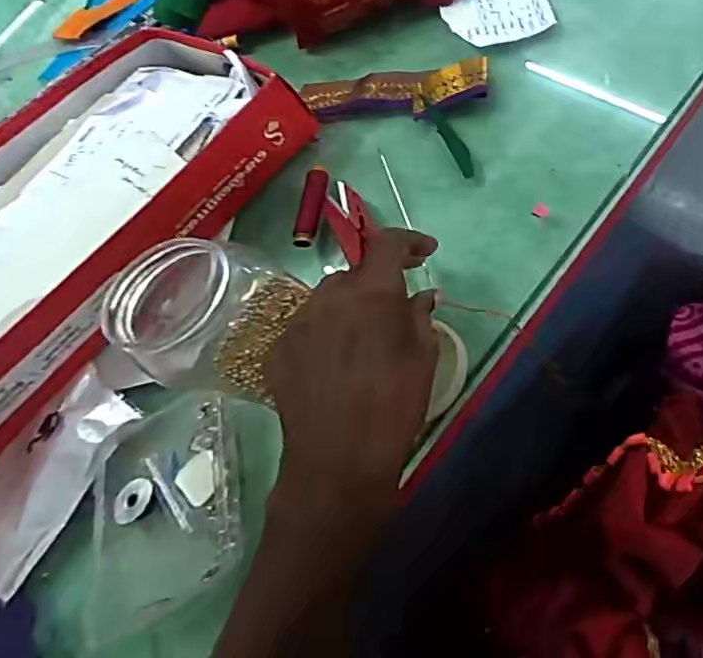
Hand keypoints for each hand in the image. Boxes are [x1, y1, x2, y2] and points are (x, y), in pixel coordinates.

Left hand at [266, 227, 439, 496]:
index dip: (408, 240)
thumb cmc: (394, 404)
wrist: (338, 462)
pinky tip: (336, 363)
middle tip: (394, 309)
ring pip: (328, 299)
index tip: (425, 251)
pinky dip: (325, 333)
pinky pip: (308, 327)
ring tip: (362, 340)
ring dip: (348, 307)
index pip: (387, 243)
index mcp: (372, 291)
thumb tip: (421, 296)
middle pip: (356, 274)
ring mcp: (298, 323)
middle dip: (377, 284)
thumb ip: (420, 315)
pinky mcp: (278, 351)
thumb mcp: (424, 355)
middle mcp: (330, 296)